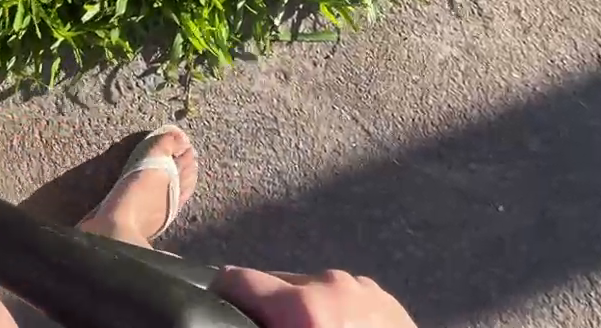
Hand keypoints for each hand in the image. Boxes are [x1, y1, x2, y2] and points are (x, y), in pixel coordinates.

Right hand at [213, 267, 417, 327]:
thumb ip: (265, 326)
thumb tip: (229, 323)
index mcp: (303, 309)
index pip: (236, 278)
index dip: (221, 295)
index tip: (216, 310)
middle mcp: (327, 285)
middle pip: (274, 282)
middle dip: (268, 309)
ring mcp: (359, 287)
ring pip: (310, 289)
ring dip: (302, 312)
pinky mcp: (384, 296)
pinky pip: (343, 297)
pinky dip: (335, 315)